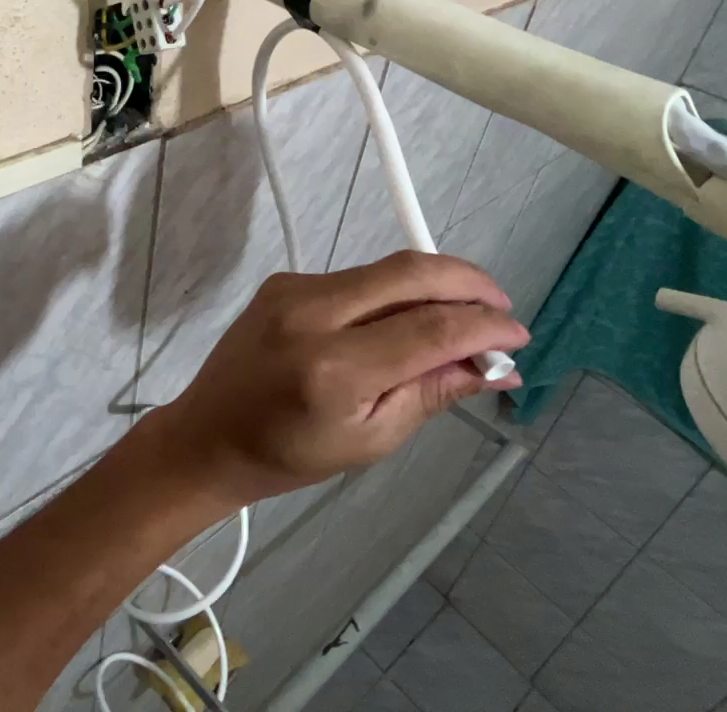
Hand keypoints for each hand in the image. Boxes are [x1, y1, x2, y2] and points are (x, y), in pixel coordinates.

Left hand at [149, 251, 527, 508]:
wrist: (208, 434)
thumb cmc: (288, 455)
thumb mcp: (371, 439)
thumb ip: (433, 392)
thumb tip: (496, 366)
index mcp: (333, 368)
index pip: (431, 327)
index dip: (485, 326)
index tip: (518, 337)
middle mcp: (311, 313)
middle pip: (410, 273)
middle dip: (468, 282)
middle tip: (501, 309)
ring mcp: (291, 289)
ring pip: (384, 271)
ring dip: (432, 286)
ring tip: (463, 318)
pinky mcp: (282, 281)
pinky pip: (355, 278)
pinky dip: (392, 293)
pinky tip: (405, 320)